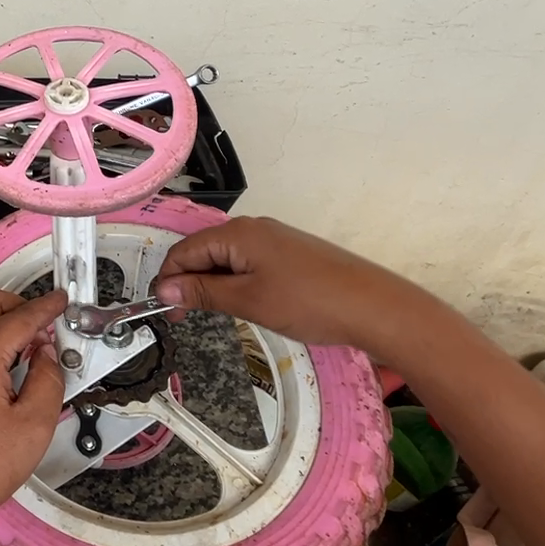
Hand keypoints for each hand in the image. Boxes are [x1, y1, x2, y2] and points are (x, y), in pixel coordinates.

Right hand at [152, 216, 432, 352]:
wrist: (381, 309)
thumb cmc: (309, 303)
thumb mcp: (248, 301)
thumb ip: (202, 293)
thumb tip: (163, 290)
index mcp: (236, 233)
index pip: (184, 251)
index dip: (168, 281)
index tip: (166, 313)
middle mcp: (252, 228)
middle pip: (204, 251)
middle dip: (190, 282)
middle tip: (189, 317)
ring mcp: (275, 238)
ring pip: (227, 258)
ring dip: (214, 283)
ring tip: (220, 312)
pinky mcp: (292, 252)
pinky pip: (250, 261)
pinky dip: (238, 280)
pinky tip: (251, 302)